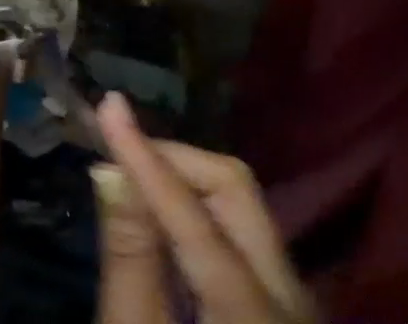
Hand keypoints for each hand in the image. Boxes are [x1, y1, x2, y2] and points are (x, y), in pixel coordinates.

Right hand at [94, 94, 315, 323]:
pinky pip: (243, 237)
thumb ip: (129, 260)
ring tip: (129, 188)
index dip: (144, 154)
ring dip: (183, 185)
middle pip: (236, 190)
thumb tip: (112, 173)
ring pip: (243, 209)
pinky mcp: (289, 310)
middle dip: (173, 160)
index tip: (108, 104)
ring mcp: (299, 305)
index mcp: (253, 315)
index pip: (191, 213)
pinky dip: (196, 216)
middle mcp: (294, 299)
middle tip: (116, 154)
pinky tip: (160, 229)